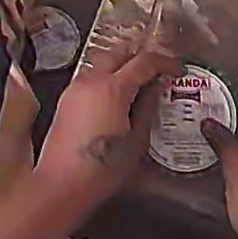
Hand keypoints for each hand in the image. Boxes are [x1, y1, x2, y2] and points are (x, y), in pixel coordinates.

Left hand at [34, 26, 179, 210]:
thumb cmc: (103, 168)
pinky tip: (117, 96)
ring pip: (103, 62)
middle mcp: (91, 80)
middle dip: (141, 56)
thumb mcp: (137, 140)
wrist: (61, 186)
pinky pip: (91, 77)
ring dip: (123, 65)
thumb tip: (155, 87)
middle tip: (159, 69)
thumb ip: (148, 107)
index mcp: (113, 87)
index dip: (165, 62)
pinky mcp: (66, 100)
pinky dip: (108, 77)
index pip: (144, 61)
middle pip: (120, 52)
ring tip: (140, 82)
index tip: (177, 69)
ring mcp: (75, 88)